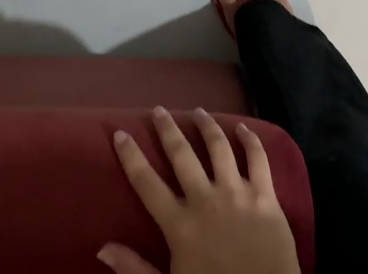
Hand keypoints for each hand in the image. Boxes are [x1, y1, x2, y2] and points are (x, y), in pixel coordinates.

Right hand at [101, 108, 303, 273]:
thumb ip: (134, 269)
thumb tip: (102, 247)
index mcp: (179, 224)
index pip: (147, 183)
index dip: (131, 156)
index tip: (120, 133)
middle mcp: (205, 199)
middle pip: (182, 155)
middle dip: (168, 129)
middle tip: (159, 110)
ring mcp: (237, 193)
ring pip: (218, 147)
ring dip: (207, 126)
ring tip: (198, 111)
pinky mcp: (265, 195)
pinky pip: (258, 158)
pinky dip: (250, 139)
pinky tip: (243, 127)